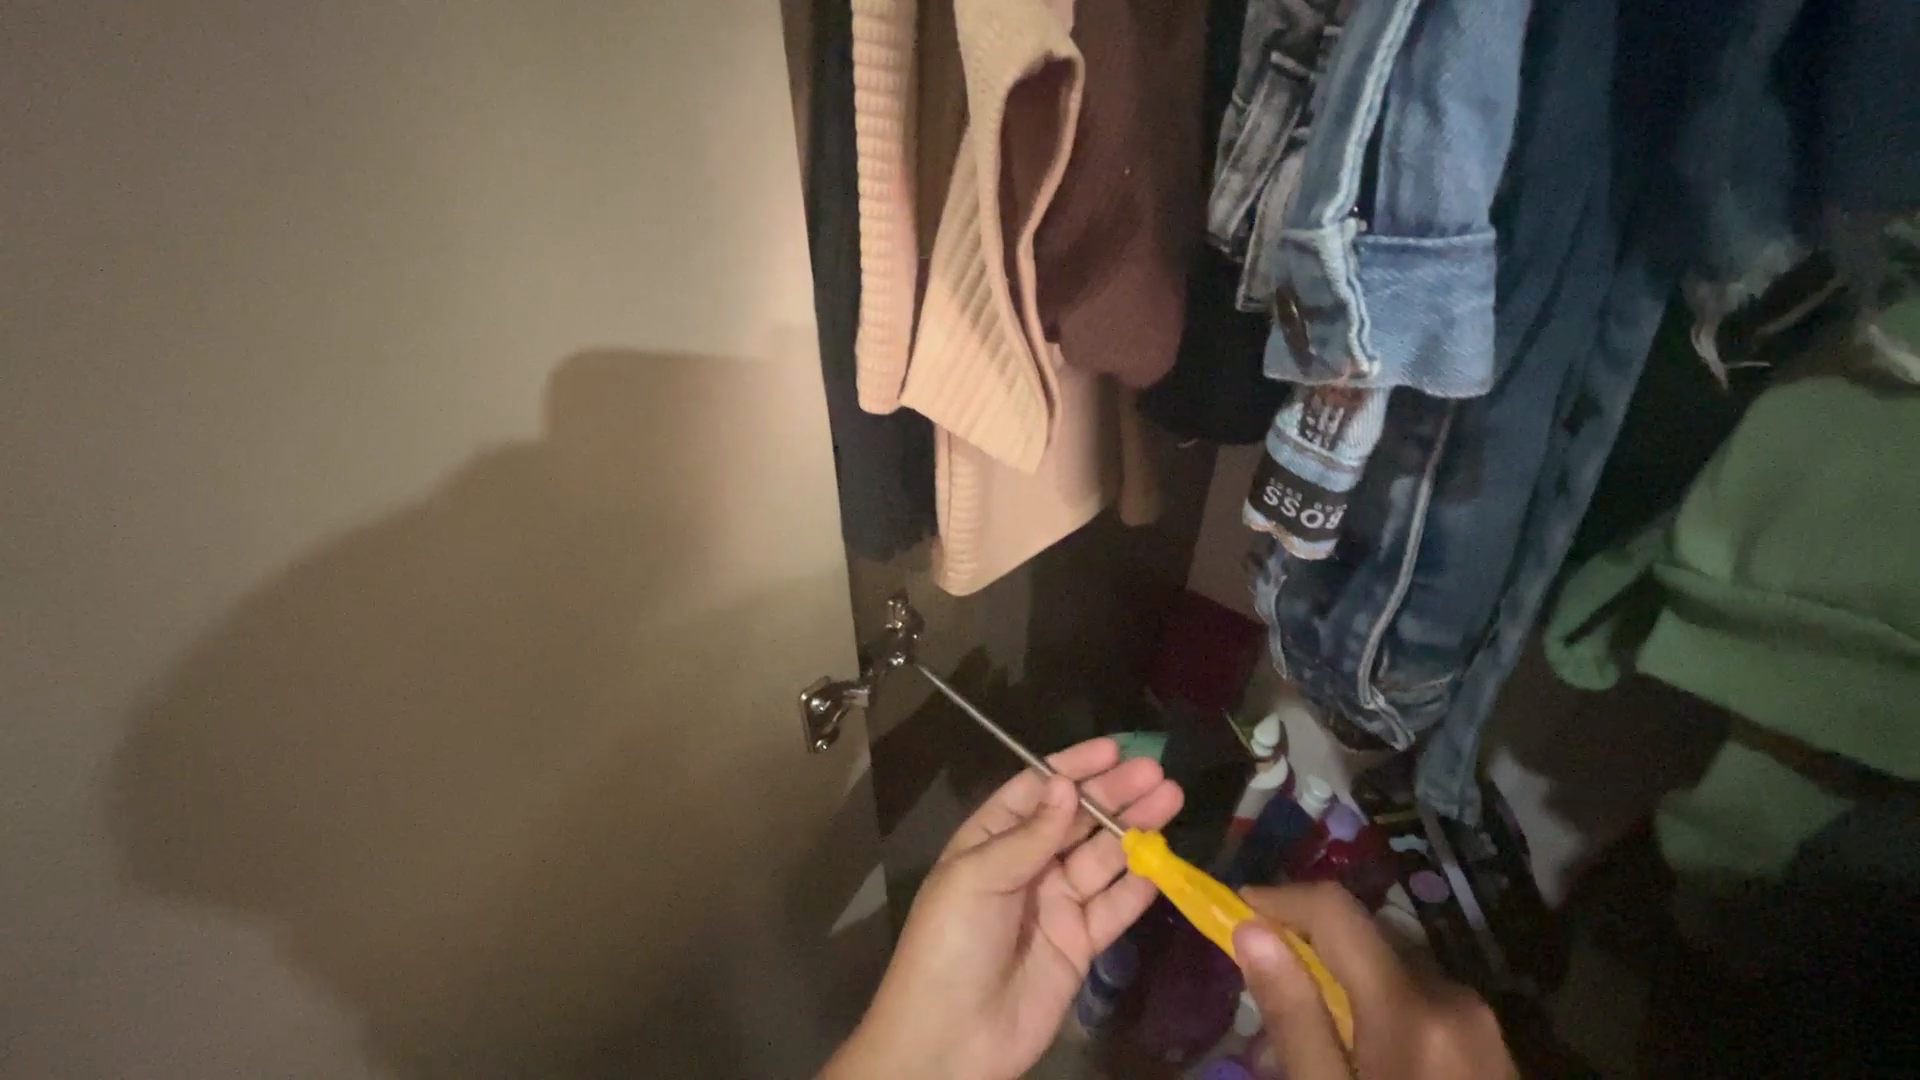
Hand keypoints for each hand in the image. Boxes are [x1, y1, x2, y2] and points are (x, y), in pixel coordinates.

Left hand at [823, 737, 1182, 1079]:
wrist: (951, 1040)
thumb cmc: (951, 943)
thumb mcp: (978, 877)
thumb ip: (1029, 835)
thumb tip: (1064, 784)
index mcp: (991, 839)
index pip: (1037, 790)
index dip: (1073, 767)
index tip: (1112, 750)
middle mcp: (1026, 864)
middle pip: (1076, 819)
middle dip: (1113, 794)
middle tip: (1154, 773)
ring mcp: (1054, 903)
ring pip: (1102, 857)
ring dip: (1135, 830)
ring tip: (1170, 800)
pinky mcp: (1078, 943)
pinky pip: (1113, 907)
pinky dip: (1138, 886)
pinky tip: (1162, 862)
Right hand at [1234, 883, 1516, 1079]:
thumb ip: (1292, 1014)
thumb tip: (1250, 929)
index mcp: (1413, 1009)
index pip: (1334, 910)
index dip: (1278, 899)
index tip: (1233, 916)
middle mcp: (1455, 1001)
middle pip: (1360, 940)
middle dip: (1304, 957)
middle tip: (1262, 1016)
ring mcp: (1484, 1031)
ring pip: (1386, 975)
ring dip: (1337, 991)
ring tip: (1304, 1056)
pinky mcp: (1495, 1059)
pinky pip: (1419, 1009)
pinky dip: (1374, 1017)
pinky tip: (1357, 1070)